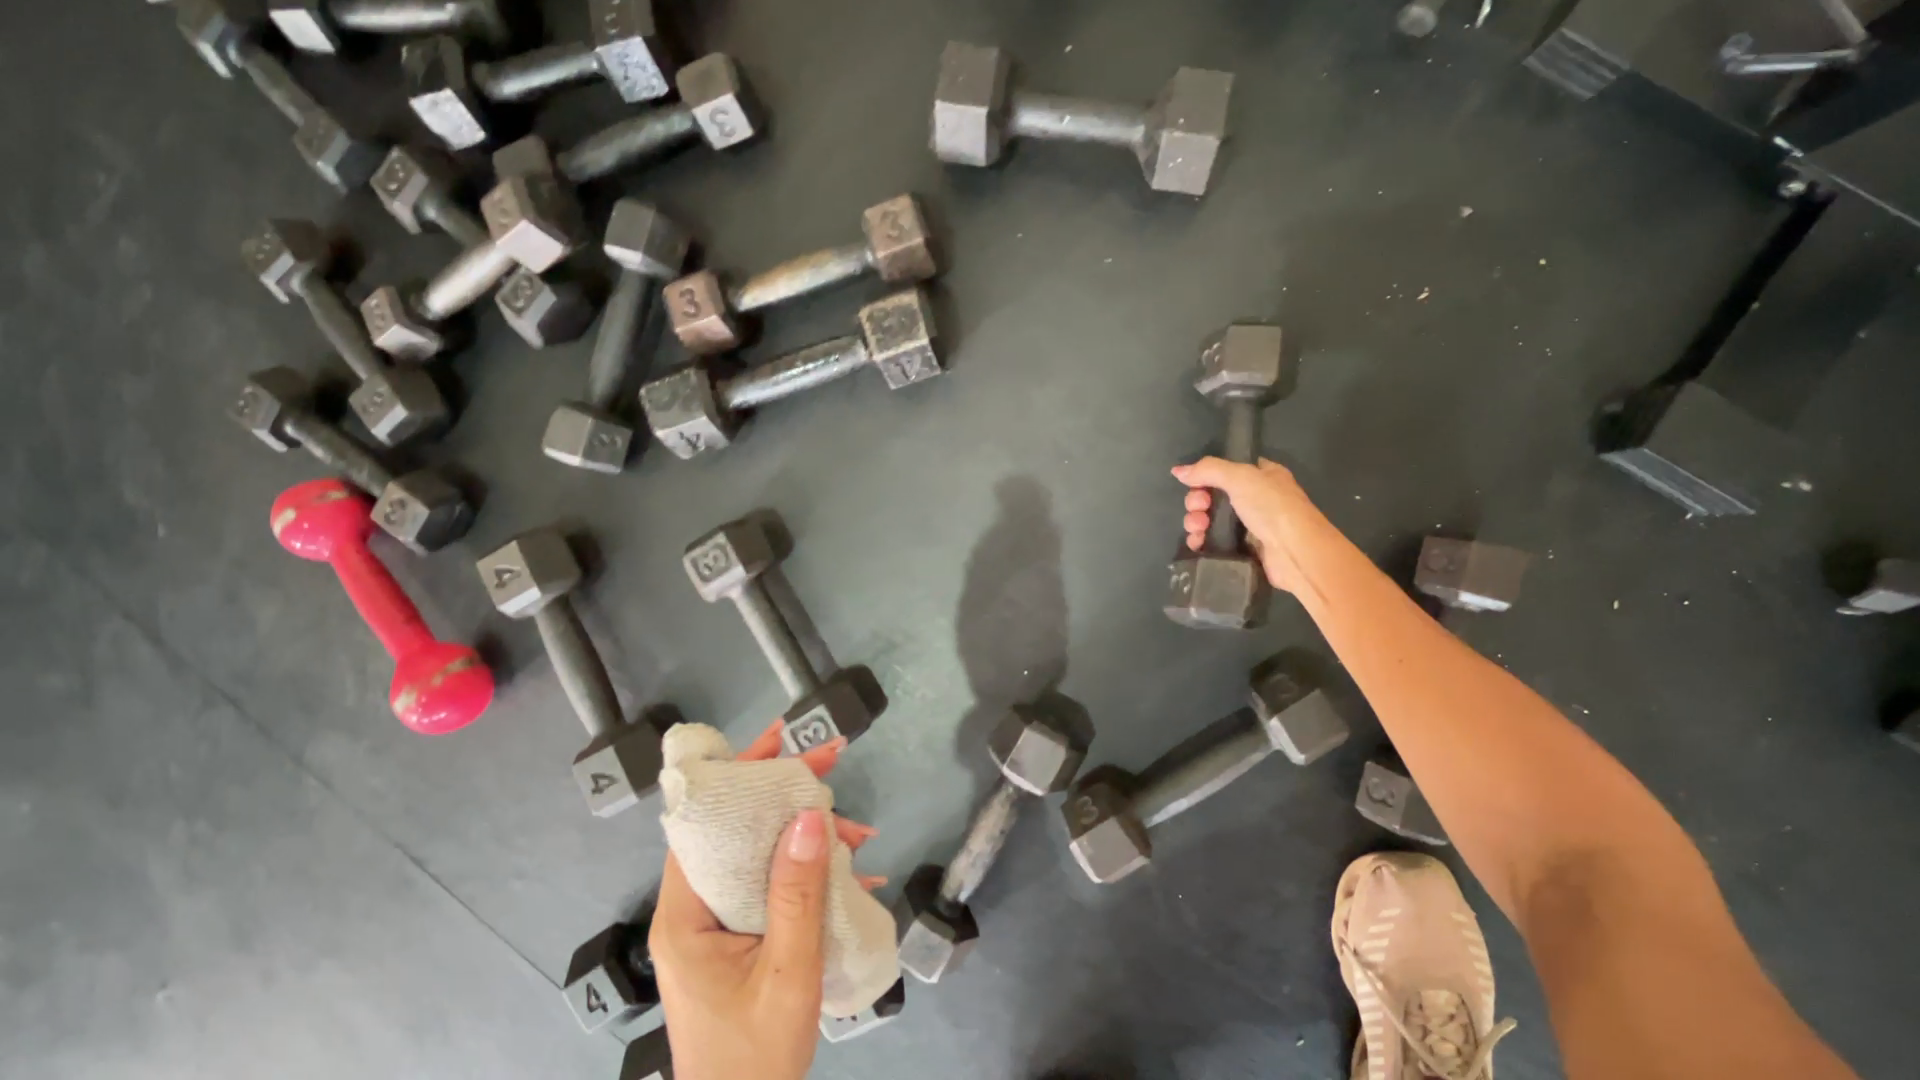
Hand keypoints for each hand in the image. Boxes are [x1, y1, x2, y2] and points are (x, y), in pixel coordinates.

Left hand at [648, 721, 881, 1079]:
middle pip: (734, 833)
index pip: (703, 822)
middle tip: (833, 767)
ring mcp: (714, 931)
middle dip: (785, 797)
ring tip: (862, 837)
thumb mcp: (786, 973)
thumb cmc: (754, 1058)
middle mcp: (691, 913)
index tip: (783, 740)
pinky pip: (769, 892)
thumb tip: (808, 815)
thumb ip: (797, 895)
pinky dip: (809, 877)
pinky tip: (854, 877)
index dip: (739, 774)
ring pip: (757, 860)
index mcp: (684, 915)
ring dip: (808, 841)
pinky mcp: (737, 945)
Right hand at [1172, 457, 1330, 592]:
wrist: (1295, 552)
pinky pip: (1214, 542)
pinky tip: (1196, 543)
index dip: (1207, 475)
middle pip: (1214, 496)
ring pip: (1211, 520)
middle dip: (1198, 501)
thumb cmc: (1273, 507)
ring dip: (1196, 522)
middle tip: (1199, 508)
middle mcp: (1257, 499)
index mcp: (1263, 476)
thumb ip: (1208, 470)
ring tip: (1197, 528)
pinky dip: (1201, 541)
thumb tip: (1177, 471)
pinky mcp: (1242, 550)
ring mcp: (1250, 526)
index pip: (1228, 470)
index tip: (1195, 484)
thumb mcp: (1241, 477)